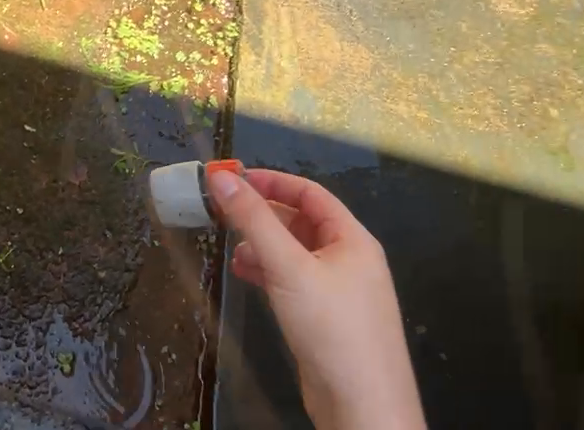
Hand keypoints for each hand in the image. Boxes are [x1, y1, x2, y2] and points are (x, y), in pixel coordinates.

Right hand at [208, 168, 424, 429]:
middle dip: (261, 214)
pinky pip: (293, 277)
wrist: (363, 410)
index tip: (232, 178)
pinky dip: (267, 270)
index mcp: (352, 240)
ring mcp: (340, 290)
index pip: (309, 193)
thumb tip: (219, 176)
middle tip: (223, 211)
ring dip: (261, 243)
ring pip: (293, 251)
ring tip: (231, 247)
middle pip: (300, 221)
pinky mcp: (326, 316)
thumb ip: (252, 219)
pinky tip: (245, 274)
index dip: (271, 181)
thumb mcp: (287, 266)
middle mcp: (350, 260)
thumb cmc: (331, 326)